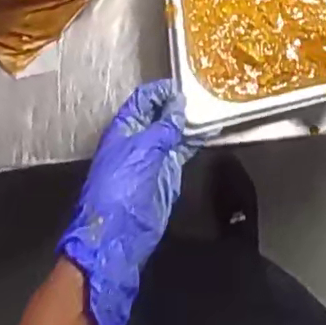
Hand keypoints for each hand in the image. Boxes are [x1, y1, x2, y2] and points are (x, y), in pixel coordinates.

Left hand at [57, 78, 196, 324]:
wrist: (116, 238)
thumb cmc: (119, 190)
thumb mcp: (142, 152)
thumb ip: (163, 128)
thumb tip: (179, 108)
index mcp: (123, 130)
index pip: (143, 100)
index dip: (161, 91)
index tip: (184, 85)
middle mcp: (137, 140)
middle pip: (159, 114)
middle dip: (178, 104)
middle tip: (202, 95)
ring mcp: (152, 158)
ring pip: (173, 132)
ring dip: (189, 121)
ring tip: (210, 110)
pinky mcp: (165, 175)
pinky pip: (182, 150)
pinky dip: (194, 140)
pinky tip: (208, 132)